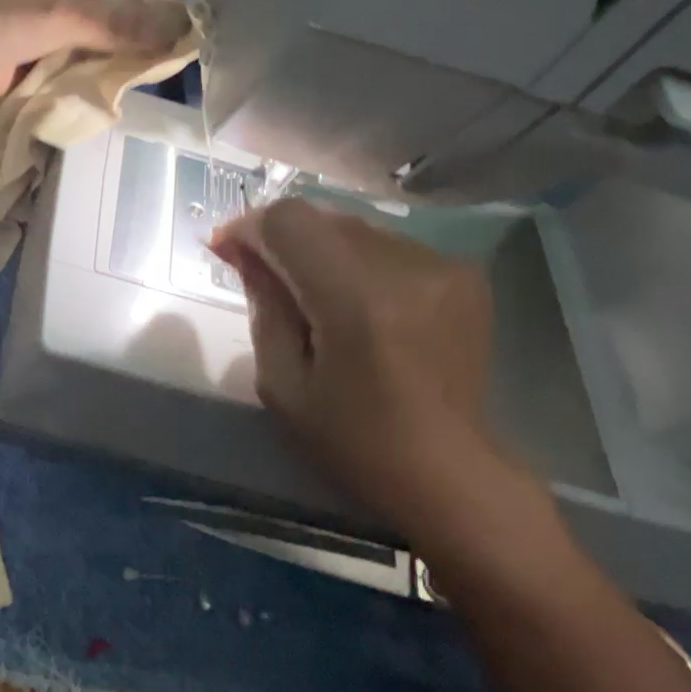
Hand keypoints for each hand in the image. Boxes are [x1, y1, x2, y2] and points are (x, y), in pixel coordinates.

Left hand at [0, 0, 186, 102]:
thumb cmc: (0, 20)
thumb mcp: (65, 16)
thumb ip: (121, 25)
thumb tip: (177, 32)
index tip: (162, 18)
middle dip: (146, 14)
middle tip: (159, 49)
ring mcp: (60, 6)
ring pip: (112, 18)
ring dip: (127, 40)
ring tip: (141, 65)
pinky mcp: (51, 39)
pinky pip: (92, 43)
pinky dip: (106, 57)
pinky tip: (115, 74)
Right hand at [210, 198, 503, 527]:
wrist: (448, 474)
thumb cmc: (353, 441)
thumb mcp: (282, 384)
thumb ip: (264, 306)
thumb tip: (245, 252)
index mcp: (355, 300)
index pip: (291, 221)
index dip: (250, 227)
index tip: (227, 250)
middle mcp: (404, 268)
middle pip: (323, 217)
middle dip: (282, 236)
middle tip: (256, 268)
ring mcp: (442, 268)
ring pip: (356, 228)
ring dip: (321, 248)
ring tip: (307, 290)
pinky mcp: (464, 276)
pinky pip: (390, 247)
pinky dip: (359, 262)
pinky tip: (355, 301)